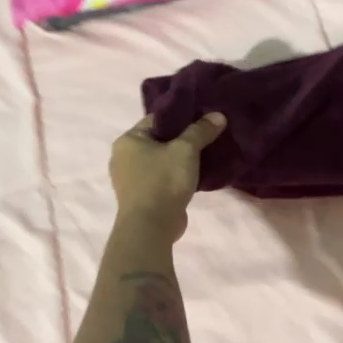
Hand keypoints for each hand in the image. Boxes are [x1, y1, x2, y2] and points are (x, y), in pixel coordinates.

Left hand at [109, 112, 225, 243]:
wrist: (151, 227)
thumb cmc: (163, 180)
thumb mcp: (186, 149)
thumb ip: (201, 130)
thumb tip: (218, 115)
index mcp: (128, 140)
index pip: (158, 119)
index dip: (182, 116)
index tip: (204, 118)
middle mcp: (124, 157)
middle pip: (161, 139)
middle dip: (184, 138)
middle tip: (209, 135)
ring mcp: (131, 179)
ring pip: (162, 160)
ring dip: (182, 158)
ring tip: (207, 154)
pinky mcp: (142, 196)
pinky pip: (163, 177)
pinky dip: (178, 174)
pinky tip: (197, 174)